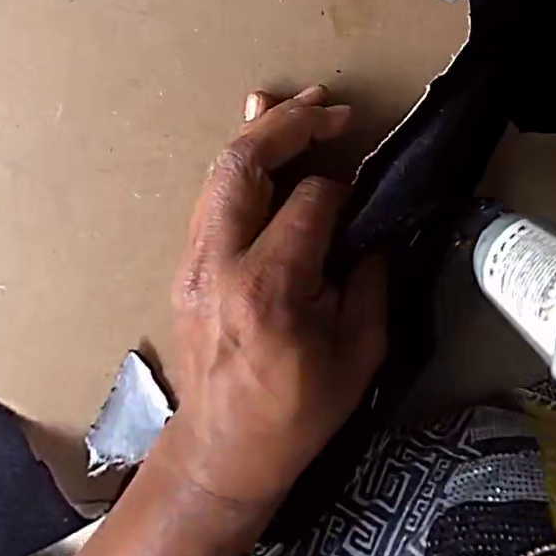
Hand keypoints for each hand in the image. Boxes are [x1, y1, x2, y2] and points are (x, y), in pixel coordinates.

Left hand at [153, 84, 388, 511]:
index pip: (309, 202)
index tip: (360, 197)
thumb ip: (370, 275)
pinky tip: (259, 132)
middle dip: (291, 126)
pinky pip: (213, 194)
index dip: (342, 190)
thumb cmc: (299, 409)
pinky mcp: (185, 263)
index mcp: (269, 288)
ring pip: (222, 171)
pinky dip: (240, 159)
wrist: (223, 449)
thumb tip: (368, 221)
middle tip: (330, 109)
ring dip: (262, 132)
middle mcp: (220, 263)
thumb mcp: (361, 349)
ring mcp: (193, 261)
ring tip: (299, 107)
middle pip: (245, 165)